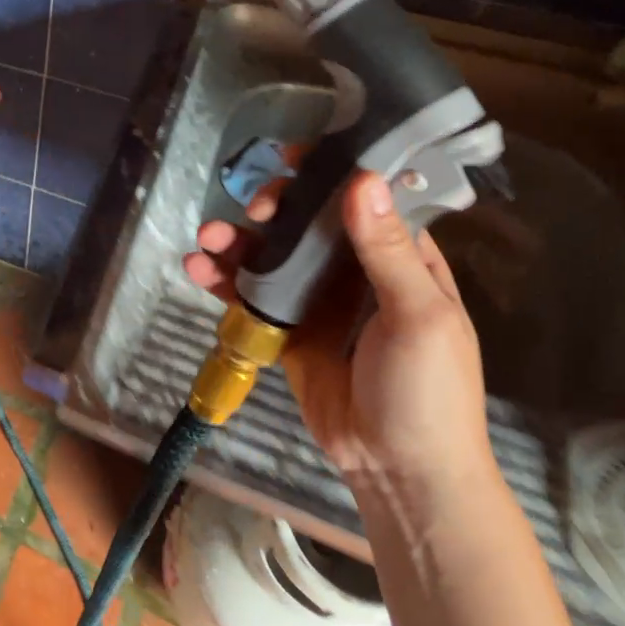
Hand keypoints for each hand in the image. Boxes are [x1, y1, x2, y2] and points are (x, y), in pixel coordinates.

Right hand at [183, 172, 492, 484]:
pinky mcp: (285, 330)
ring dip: (237, 240)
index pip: (366, 200)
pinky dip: (222, 280)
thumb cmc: (427, 392)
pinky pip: (249, 295)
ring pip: (271, 255)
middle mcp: (356, 273)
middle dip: (276, 206)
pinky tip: (196, 269)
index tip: (295, 155)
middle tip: (257, 207)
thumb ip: (387, 251)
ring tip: (208, 236)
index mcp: (403, 262)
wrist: (398, 469)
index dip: (332, 172)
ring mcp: (317, 302)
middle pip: (308, 222)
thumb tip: (362, 180)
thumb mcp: (419, 317)